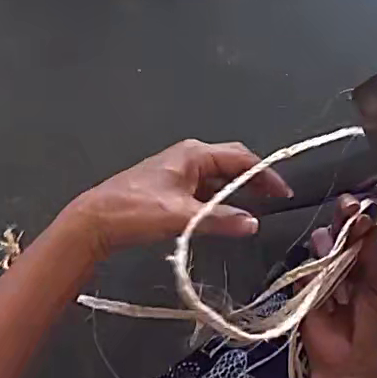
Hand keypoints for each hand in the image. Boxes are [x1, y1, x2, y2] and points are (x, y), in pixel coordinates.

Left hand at [56, 139, 291, 260]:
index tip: (283, 192)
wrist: (94, 221)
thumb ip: (219, 220)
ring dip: (238, 189)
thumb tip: (253, 223)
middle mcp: (190, 156)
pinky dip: (222, 198)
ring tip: (258, 206)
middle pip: (233, 163)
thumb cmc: (134, 210)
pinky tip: (227, 214)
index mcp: (195, 154)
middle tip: (275, 198)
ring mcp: (180, 170)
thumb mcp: (181, 216)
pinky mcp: (172, 186)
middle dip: (256, 179)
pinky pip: (207, 188)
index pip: (242, 159)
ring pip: (219, 176)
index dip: (265, 174)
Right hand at [303, 197, 376, 377]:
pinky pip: (305, 266)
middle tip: (347, 208)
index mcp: (370, 259)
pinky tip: (322, 274)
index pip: (364, 228)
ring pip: (322, 241)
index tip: (360, 206)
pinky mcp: (303, 285)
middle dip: (344, 216)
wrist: (352, 369)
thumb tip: (367, 220)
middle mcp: (347, 259)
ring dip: (330, 242)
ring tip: (337, 253)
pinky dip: (314, 267)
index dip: (362, 214)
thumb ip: (374, 256)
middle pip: (342, 228)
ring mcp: (324, 270)